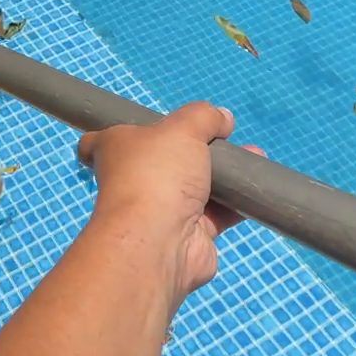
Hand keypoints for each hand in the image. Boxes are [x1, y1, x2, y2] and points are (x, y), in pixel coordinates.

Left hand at [76, 102, 247, 298]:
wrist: (161, 238)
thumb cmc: (156, 172)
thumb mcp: (181, 129)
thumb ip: (202, 117)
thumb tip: (222, 117)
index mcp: (113, 147)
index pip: (101, 139)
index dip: (122, 132)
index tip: (147, 127)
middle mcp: (130, 176)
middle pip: (160, 159)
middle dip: (192, 150)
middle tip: (222, 140)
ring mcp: (158, 206)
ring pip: (193, 184)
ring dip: (222, 173)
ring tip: (252, 157)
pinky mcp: (188, 231)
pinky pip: (215, 212)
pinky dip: (235, 203)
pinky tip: (255, 190)